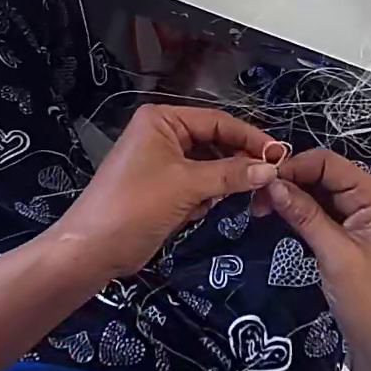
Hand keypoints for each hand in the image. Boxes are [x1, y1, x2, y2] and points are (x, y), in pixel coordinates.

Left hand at [57, 104, 280, 277]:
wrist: (91, 251)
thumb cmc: (135, 206)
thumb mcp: (187, 186)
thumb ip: (231, 174)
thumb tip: (271, 169)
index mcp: (163, 119)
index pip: (218, 121)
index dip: (250, 138)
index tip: (280, 155)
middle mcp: (163, 133)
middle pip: (215, 142)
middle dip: (235, 163)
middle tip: (265, 180)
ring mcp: (162, 160)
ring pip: (209, 165)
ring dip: (219, 183)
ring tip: (226, 199)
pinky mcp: (162, 185)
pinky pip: (197, 183)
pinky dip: (203, 196)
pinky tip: (197, 211)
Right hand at [262, 150, 370, 361]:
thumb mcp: (335, 256)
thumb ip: (304, 215)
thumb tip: (273, 184)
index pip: (328, 162)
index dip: (293, 167)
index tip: (260, 182)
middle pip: (325, 175)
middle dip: (291, 182)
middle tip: (256, 199)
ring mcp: (367, 218)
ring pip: (324, 194)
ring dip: (295, 199)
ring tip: (263, 210)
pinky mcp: (357, 237)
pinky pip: (327, 213)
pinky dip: (305, 215)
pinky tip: (284, 221)